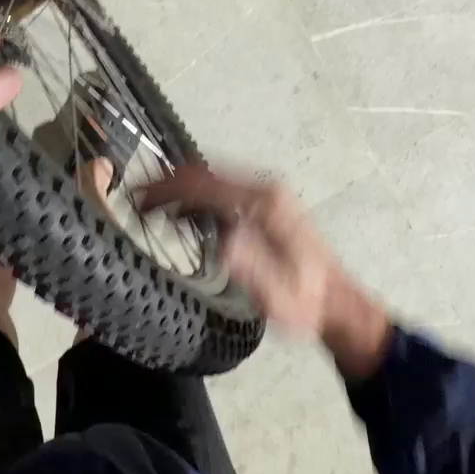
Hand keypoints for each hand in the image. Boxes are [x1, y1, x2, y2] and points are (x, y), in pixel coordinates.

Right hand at [141, 166, 392, 378]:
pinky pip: (223, 186)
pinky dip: (197, 193)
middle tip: (138, 198)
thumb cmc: (305, 302)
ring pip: (213, 175)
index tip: (140, 197)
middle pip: (206, 171)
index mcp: (265, 204)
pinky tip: (182, 211)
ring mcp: (268, 192)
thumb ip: (250, 265)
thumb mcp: (277, 295)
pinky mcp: (267, 201)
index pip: (206, 183)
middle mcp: (266, 188)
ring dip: (181, 186)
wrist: (336, 301)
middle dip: (169, 182)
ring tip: (151, 203)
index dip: (169, 188)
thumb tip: (222, 239)